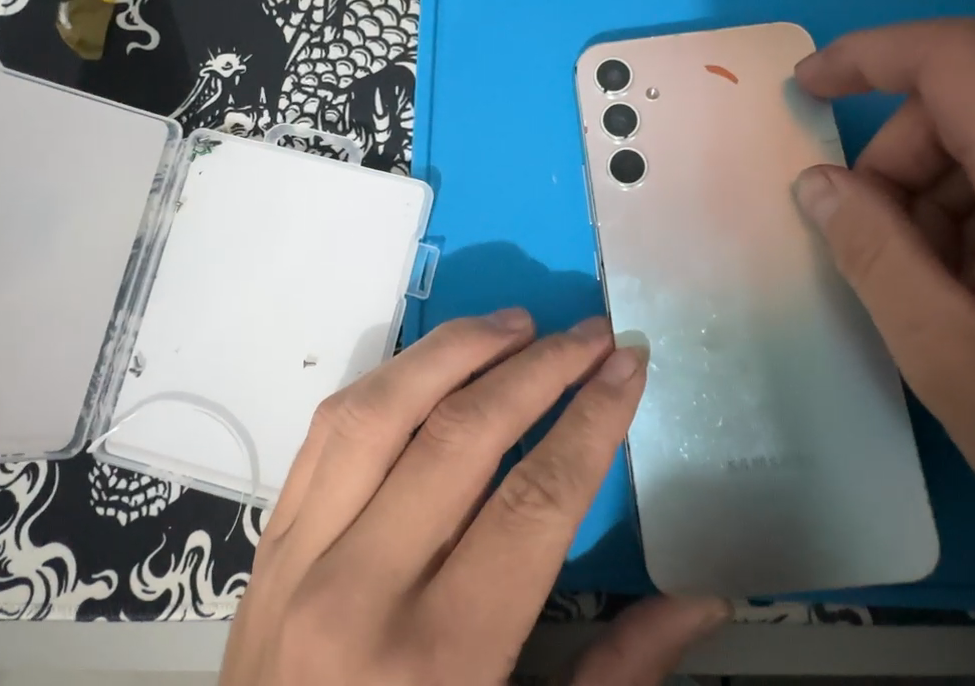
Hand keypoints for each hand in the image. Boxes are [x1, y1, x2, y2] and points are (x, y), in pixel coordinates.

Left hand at [220, 310, 728, 685]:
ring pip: (380, 411)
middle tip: (590, 333)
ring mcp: (301, 556)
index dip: (591, 422)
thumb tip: (704, 597)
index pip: (534, 500)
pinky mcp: (270, 542)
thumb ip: (617, 672)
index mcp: (441, 654)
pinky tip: (433, 363)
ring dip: (454, 350)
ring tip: (515, 324)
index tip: (628, 365)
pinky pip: (327, 433)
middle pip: (461, 436)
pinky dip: (386, 381)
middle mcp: (360, 588)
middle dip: (539, 370)